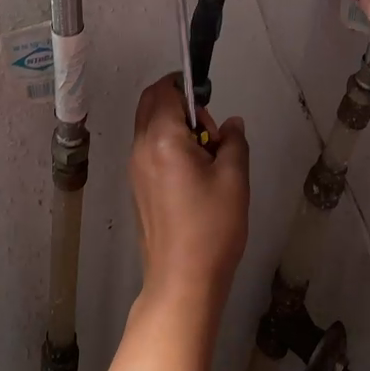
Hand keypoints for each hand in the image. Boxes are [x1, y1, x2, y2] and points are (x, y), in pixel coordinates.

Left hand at [129, 73, 249, 303]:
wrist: (183, 281)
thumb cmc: (211, 227)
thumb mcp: (235, 180)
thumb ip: (233, 142)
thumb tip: (231, 124)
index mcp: (161, 138)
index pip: (165, 90)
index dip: (188, 89)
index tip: (211, 110)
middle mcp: (141, 147)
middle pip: (150, 102)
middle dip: (179, 103)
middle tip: (209, 132)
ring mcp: (135, 168)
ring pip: (149, 126)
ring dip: (174, 125)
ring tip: (206, 157)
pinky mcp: (137, 186)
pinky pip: (149, 148)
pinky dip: (168, 145)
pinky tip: (194, 176)